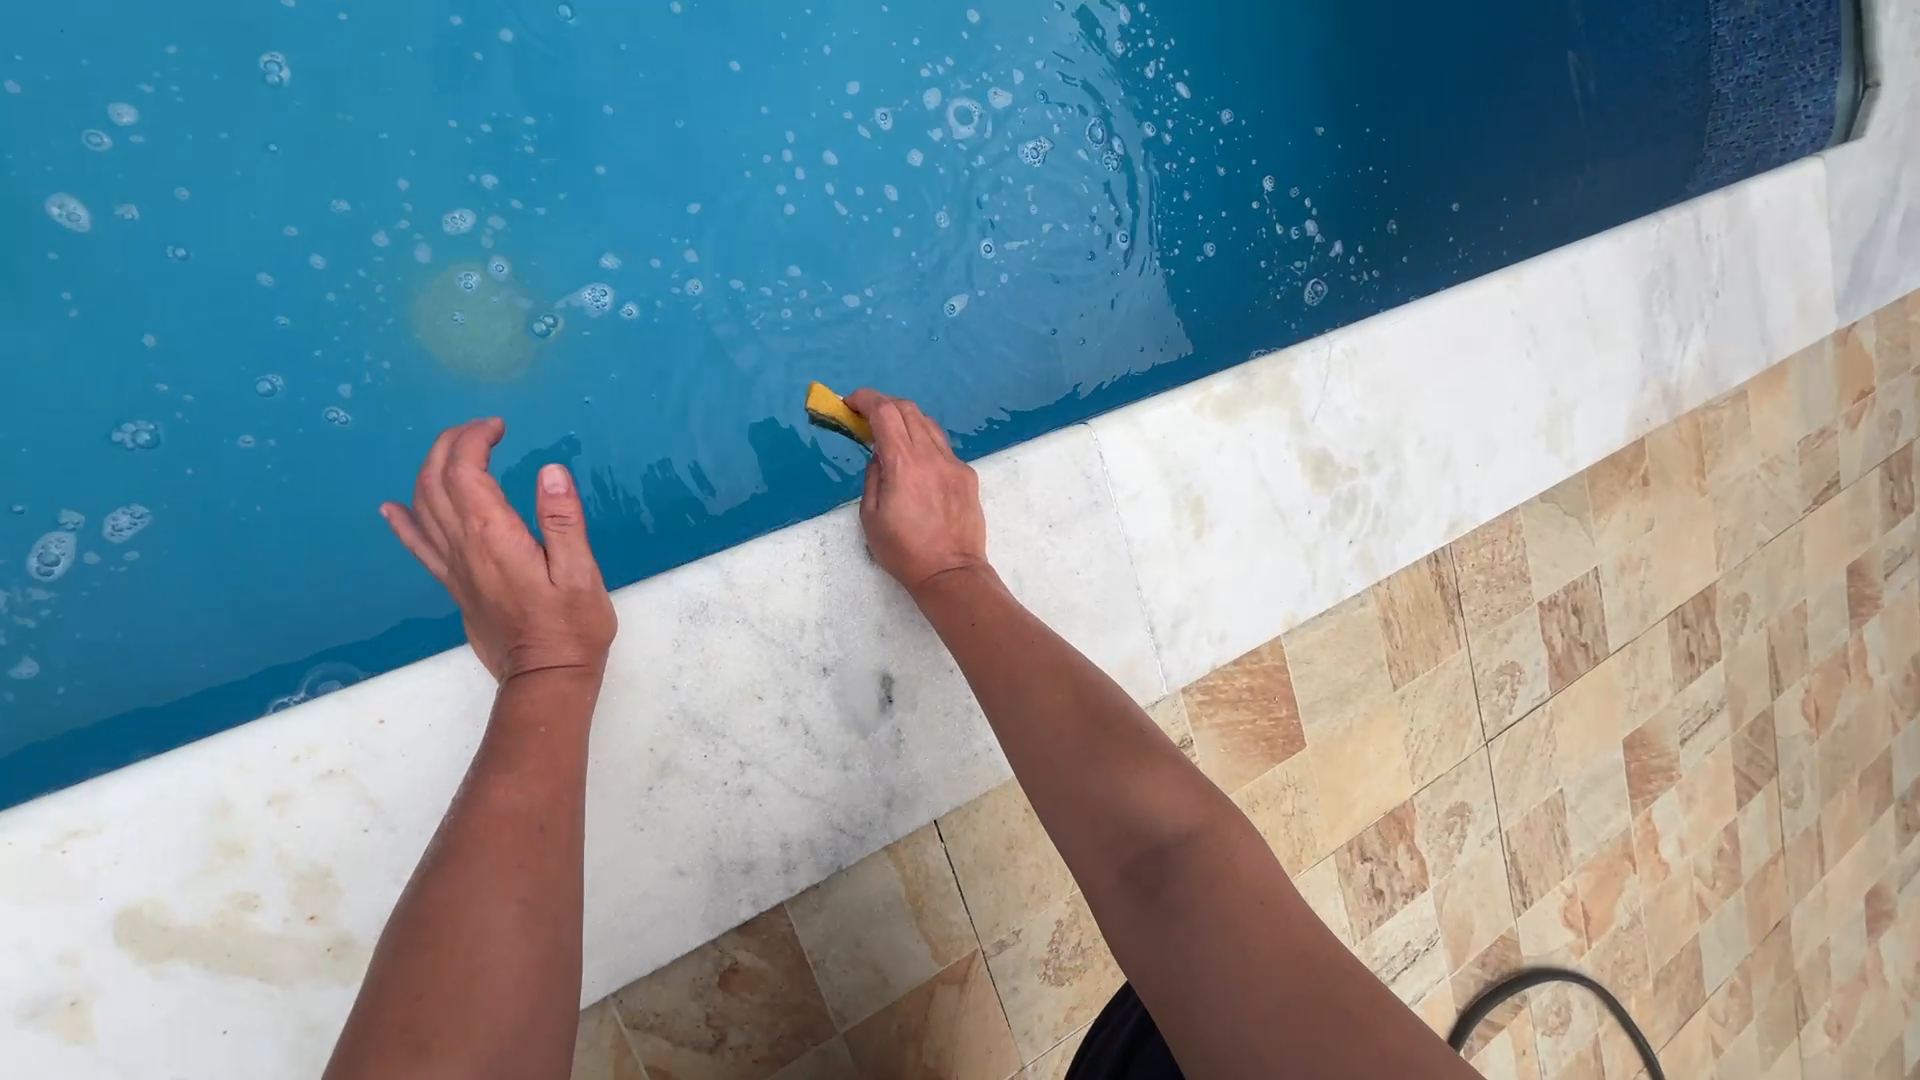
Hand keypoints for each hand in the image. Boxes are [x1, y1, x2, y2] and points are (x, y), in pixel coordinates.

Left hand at [380, 418, 616, 685]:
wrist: (546, 677)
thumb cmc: (573, 625)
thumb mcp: (581, 572)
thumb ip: (563, 521)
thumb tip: (550, 471)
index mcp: (495, 538)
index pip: (467, 473)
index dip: (475, 440)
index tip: (499, 426)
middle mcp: (465, 548)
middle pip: (436, 482)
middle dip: (451, 445)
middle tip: (481, 429)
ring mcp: (454, 568)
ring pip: (422, 506)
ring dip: (431, 470)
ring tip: (455, 451)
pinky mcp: (455, 586)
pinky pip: (418, 546)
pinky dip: (403, 521)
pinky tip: (393, 508)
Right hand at [845, 389, 990, 595]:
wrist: (951, 573)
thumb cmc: (904, 551)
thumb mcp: (870, 516)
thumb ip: (873, 477)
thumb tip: (880, 456)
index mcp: (904, 463)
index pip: (884, 412)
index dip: (865, 399)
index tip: (850, 402)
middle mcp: (931, 455)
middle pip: (908, 409)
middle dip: (884, 405)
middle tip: (868, 417)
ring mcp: (954, 464)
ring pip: (929, 425)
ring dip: (907, 420)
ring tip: (892, 435)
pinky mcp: (967, 476)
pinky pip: (943, 447)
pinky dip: (925, 442)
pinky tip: (918, 463)